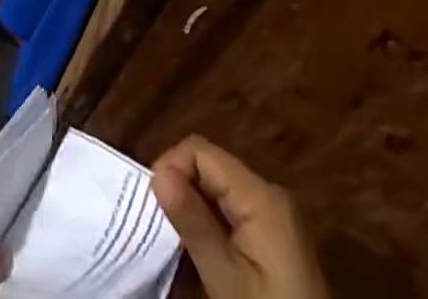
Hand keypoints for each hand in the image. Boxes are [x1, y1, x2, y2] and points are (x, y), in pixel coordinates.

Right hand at [152, 135, 328, 298]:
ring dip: (192, 211)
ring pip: (217, 189)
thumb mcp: (225, 278)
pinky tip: (199, 256)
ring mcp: (275, 214)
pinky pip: (232, 211)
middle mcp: (270, 193)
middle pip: (209, 167)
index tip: (152, 208)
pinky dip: (210, 225)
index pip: (200, 150)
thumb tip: (157, 175)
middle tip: (158, 231)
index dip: (170, 168)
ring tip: (174, 245)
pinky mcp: (275, 235)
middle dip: (179, 190)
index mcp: (261, 195)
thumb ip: (193, 223)